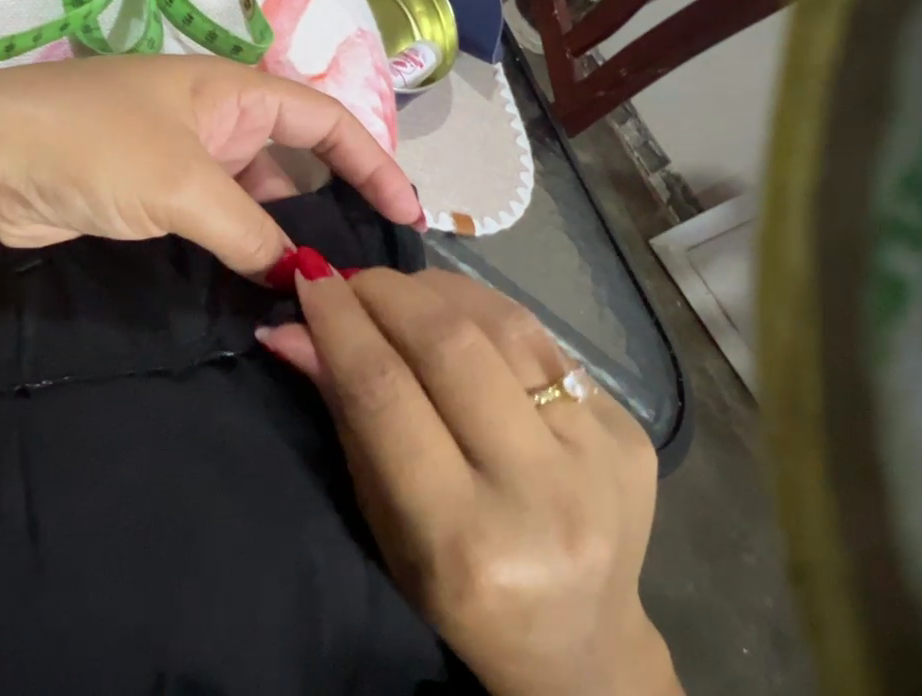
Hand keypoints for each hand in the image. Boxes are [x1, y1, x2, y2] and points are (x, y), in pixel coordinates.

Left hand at [0, 55, 422, 275]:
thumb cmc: (94, 147)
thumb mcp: (185, 186)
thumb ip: (252, 234)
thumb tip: (302, 281)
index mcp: (233, 89)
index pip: (326, 119)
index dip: (374, 162)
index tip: (407, 218)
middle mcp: (214, 117)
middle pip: (294, 160)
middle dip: (330, 207)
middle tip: (365, 269)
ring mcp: (179, 157)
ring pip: (252, 198)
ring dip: (280, 237)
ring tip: (319, 288)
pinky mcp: (146, 194)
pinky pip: (212, 220)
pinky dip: (238, 248)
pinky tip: (258, 285)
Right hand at [260, 267, 679, 695]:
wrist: (581, 644)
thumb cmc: (453, 595)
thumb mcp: (381, 518)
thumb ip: (344, 415)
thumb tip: (290, 329)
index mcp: (464, 535)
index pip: (386, 393)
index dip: (339, 325)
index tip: (308, 281)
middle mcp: (541, 491)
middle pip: (450, 346)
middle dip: (386, 293)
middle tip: (347, 278)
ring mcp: (600, 455)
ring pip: (505, 325)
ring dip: (436, 290)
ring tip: (396, 289)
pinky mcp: (632, 430)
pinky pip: (544, 341)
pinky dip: (486, 313)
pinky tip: (455, 314)